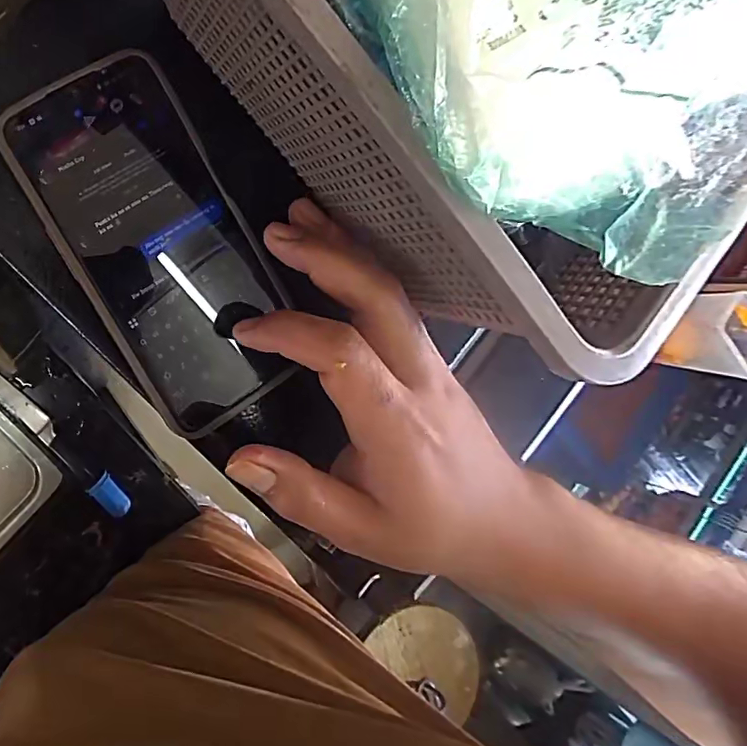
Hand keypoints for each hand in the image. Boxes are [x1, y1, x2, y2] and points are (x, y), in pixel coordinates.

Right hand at [225, 199, 557, 582]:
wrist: (507, 521)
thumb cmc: (431, 528)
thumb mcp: (360, 531)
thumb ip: (300, 493)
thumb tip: (239, 460)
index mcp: (394, 420)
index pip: (342, 353)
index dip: (291, 331)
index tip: (246, 328)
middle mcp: (416, 375)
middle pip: (376, 297)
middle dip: (326, 256)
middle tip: (276, 233)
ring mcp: (429, 358)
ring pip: (388, 288)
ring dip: (342, 246)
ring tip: (299, 214)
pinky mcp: (429, 353)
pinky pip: (393, 298)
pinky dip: (359, 263)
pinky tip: (334, 246)